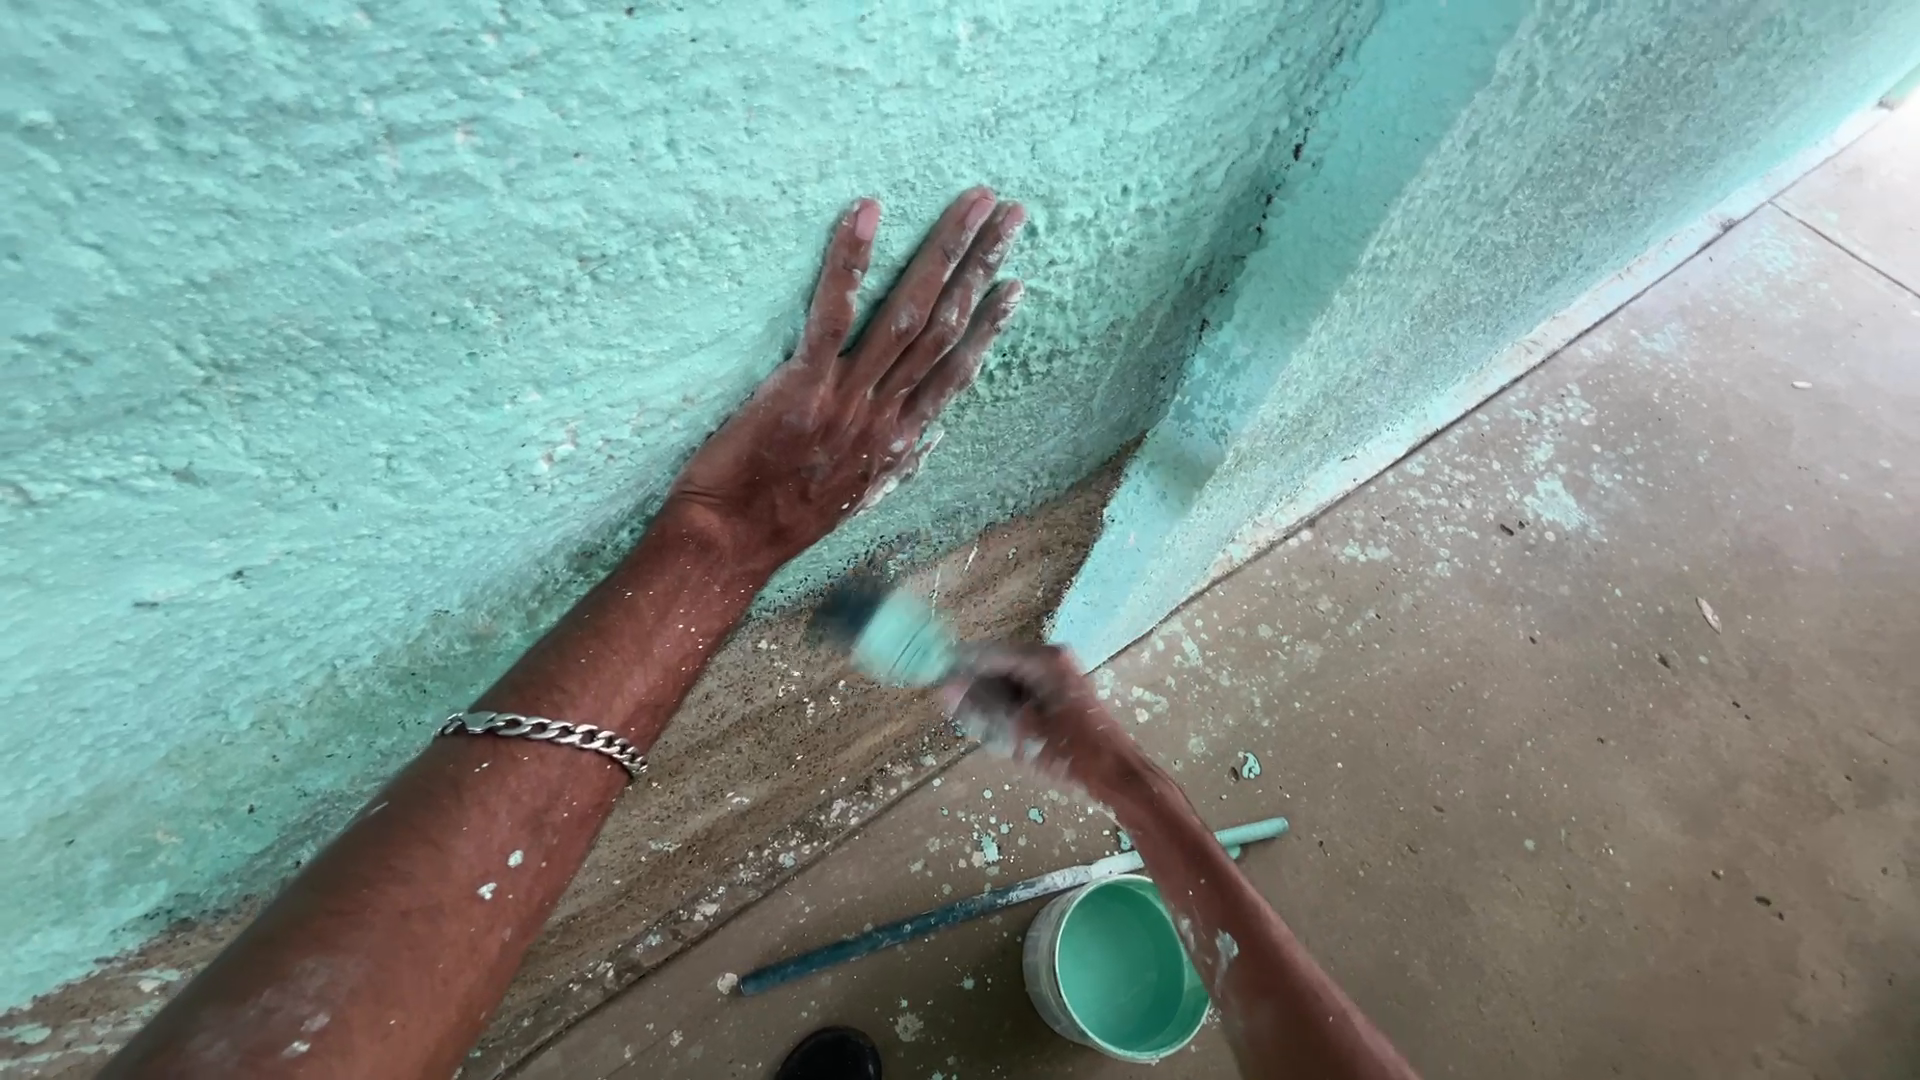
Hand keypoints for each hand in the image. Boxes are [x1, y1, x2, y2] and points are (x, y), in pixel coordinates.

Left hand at [668, 187, 1025, 567]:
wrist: (733, 543)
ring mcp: (847, 399)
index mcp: (901, 440)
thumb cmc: (789, 519)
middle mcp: (886, 415)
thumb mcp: (861, 499)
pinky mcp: (800, 388)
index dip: (991, 325)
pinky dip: (850, 263)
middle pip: (946, 328)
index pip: (958, 371)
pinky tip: (868, 213)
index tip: (1015, 285)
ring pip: (908, 315)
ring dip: (944, 252)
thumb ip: (902, 463)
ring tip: (973, 202)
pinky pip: (832, 317)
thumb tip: (932, 435)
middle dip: (983, 266)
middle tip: (1012, 214)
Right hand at [944, 645, 1146, 796]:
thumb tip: (946, 688)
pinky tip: (1004, 731)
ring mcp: (1058, 674)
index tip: (940, 690)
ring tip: (984, 728)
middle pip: (999, 666)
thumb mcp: (1018, 730)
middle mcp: (1051, 658)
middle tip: (959, 715)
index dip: (961, 672)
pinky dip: (1009, 709)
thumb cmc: (1071, 752)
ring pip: (1009, 682)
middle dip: (977, 691)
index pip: (987, 654)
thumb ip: (979, 705)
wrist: (1116, 775)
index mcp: (1043, 658)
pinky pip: (1024, 692)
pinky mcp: (1061, 692)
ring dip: (992, 703)